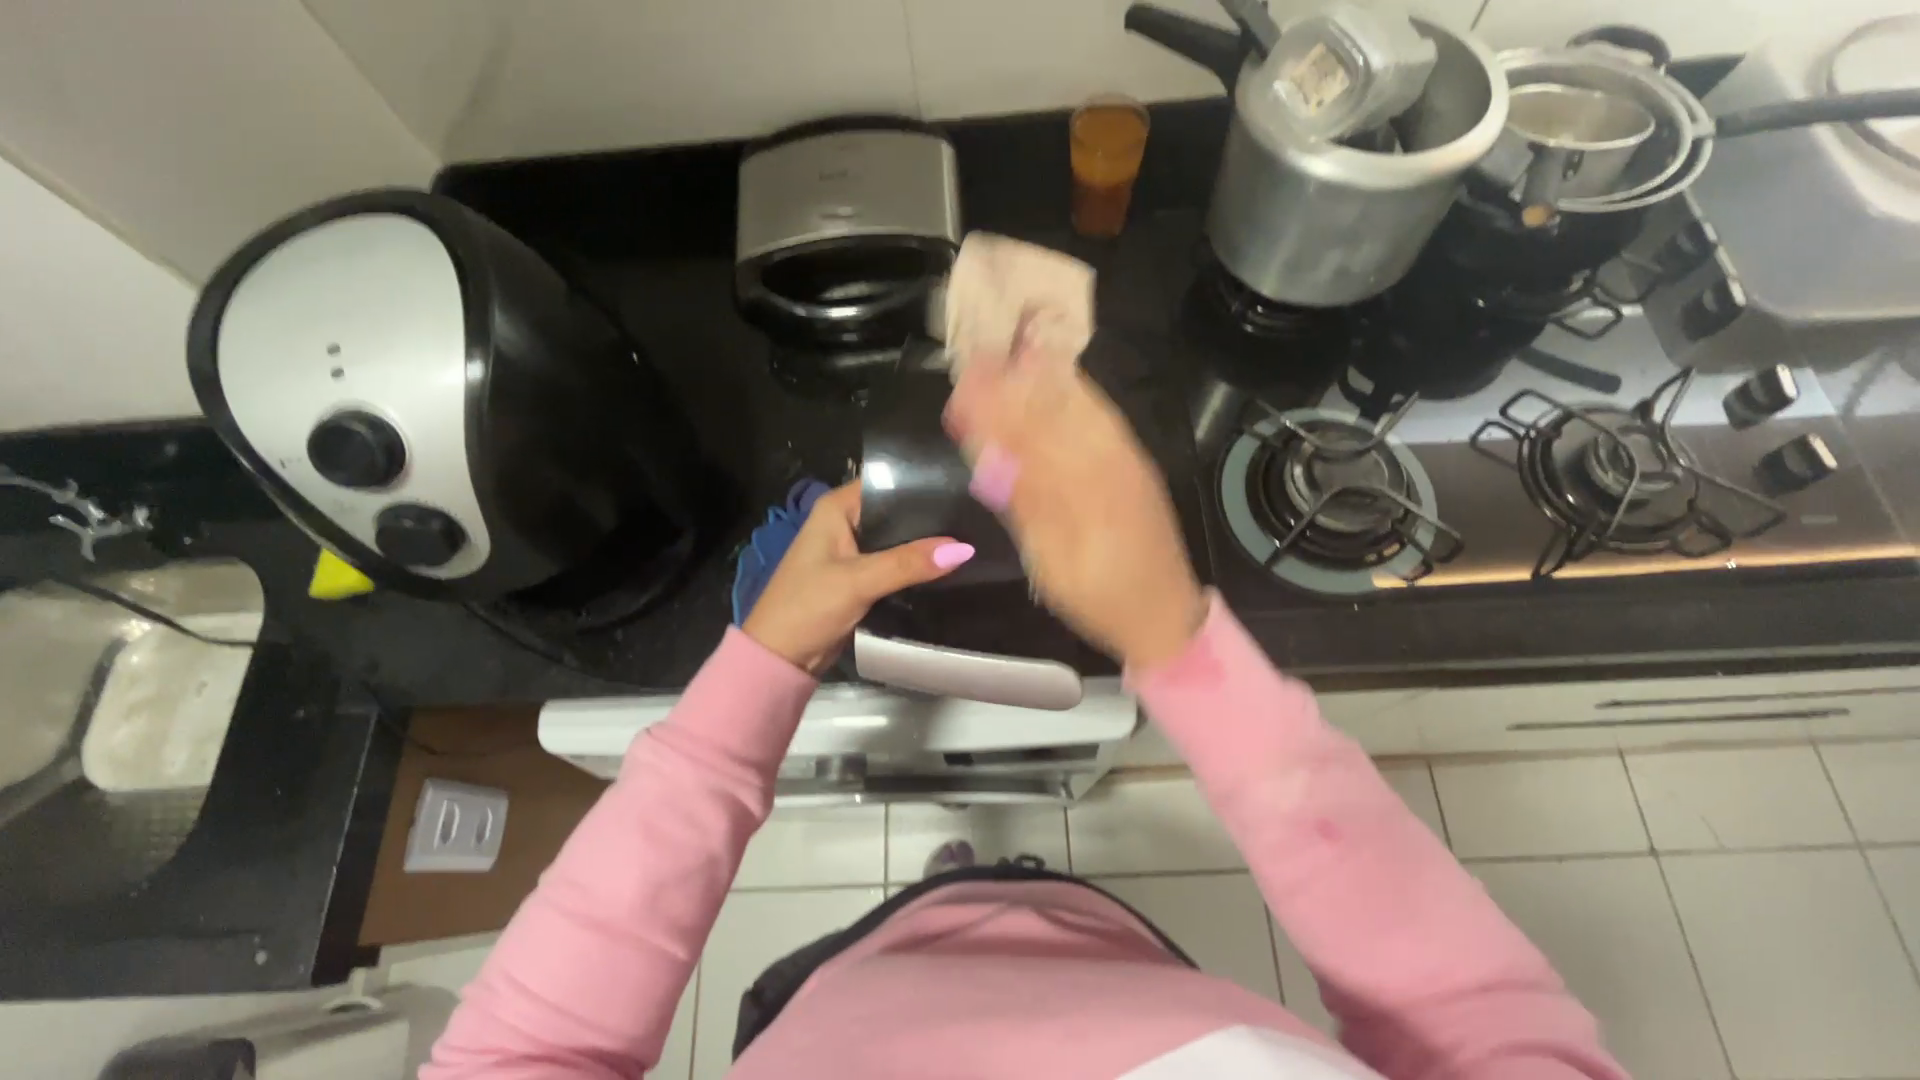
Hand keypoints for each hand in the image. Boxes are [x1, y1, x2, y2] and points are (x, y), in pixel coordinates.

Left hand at [742, 481, 974, 673]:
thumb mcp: (858, 581)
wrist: (780, 659)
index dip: (923, 484)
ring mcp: (853, 551)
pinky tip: (950, 566)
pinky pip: (896, 564)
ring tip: (972, 538)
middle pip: (897, 511)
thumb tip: (964, 548)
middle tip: (976, 517)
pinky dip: (916, 567)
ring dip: (926, 545)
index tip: (964, 488)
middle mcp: (845, 522)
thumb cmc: (807, 607)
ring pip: (899, 540)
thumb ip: (908, 563)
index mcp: (836, 508)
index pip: (888, 483)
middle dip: (931, 517)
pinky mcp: (861, 578)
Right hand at [944, 354, 1206, 668]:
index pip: (1030, 434)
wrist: (1165, 615)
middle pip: (1056, 411)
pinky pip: (1103, 420)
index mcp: (1086, 488)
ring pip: (1082, 408)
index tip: (962, 390)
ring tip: (1012, 358)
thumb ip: (1026, 506)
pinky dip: (1076, 396)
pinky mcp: (1135, 466)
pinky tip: (1060, 383)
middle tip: (978, 364)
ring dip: (1043, 382)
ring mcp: (1127, 461)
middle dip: (1015, 385)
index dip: (994, 408)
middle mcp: (1110, 463)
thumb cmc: (1102, 598)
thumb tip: (990, 461)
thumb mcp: (1054, 562)